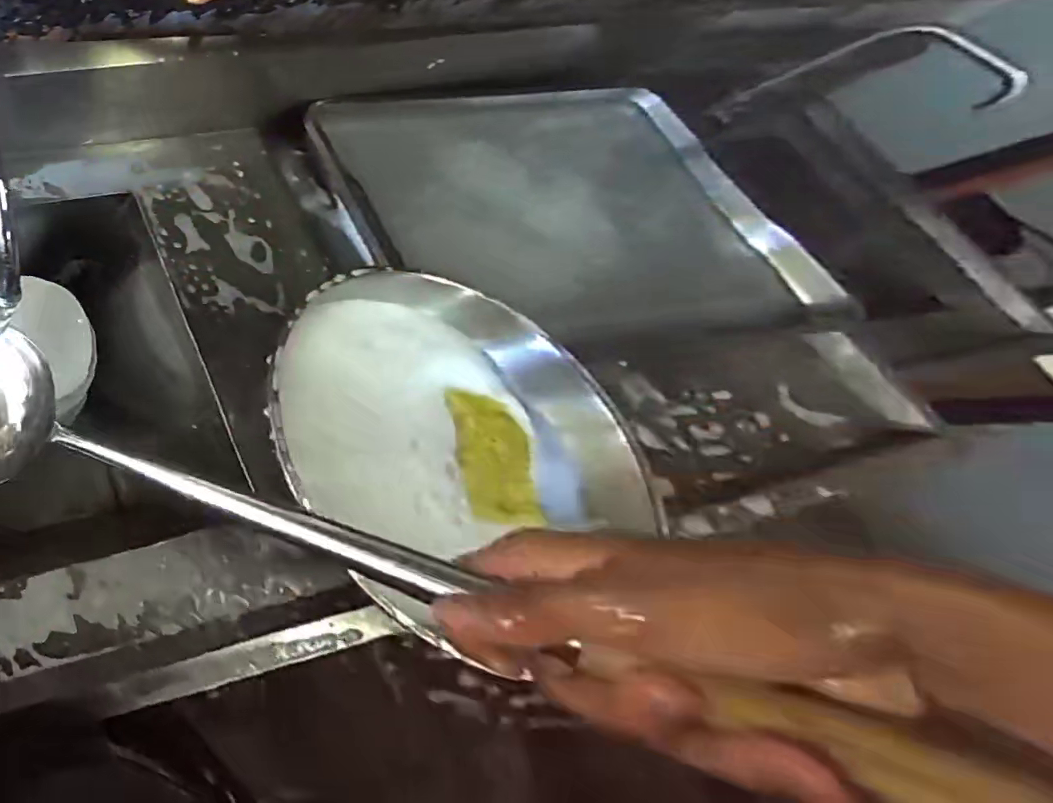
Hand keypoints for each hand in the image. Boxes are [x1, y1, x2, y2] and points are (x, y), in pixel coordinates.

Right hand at [436, 531, 911, 802]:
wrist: (883, 645)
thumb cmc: (729, 603)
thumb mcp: (617, 607)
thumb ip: (527, 613)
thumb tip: (439, 609)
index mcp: (561, 568)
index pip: (483, 582)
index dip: (479, 622)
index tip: (501, 665)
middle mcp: (593, 610)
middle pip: (555, 670)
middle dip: (616, 700)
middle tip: (670, 694)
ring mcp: (649, 656)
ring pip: (624, 713)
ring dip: (695, 733)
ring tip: (755, 726)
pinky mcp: (706, 699)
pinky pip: (690, 741)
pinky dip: (746, 754)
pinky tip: (794, 751)